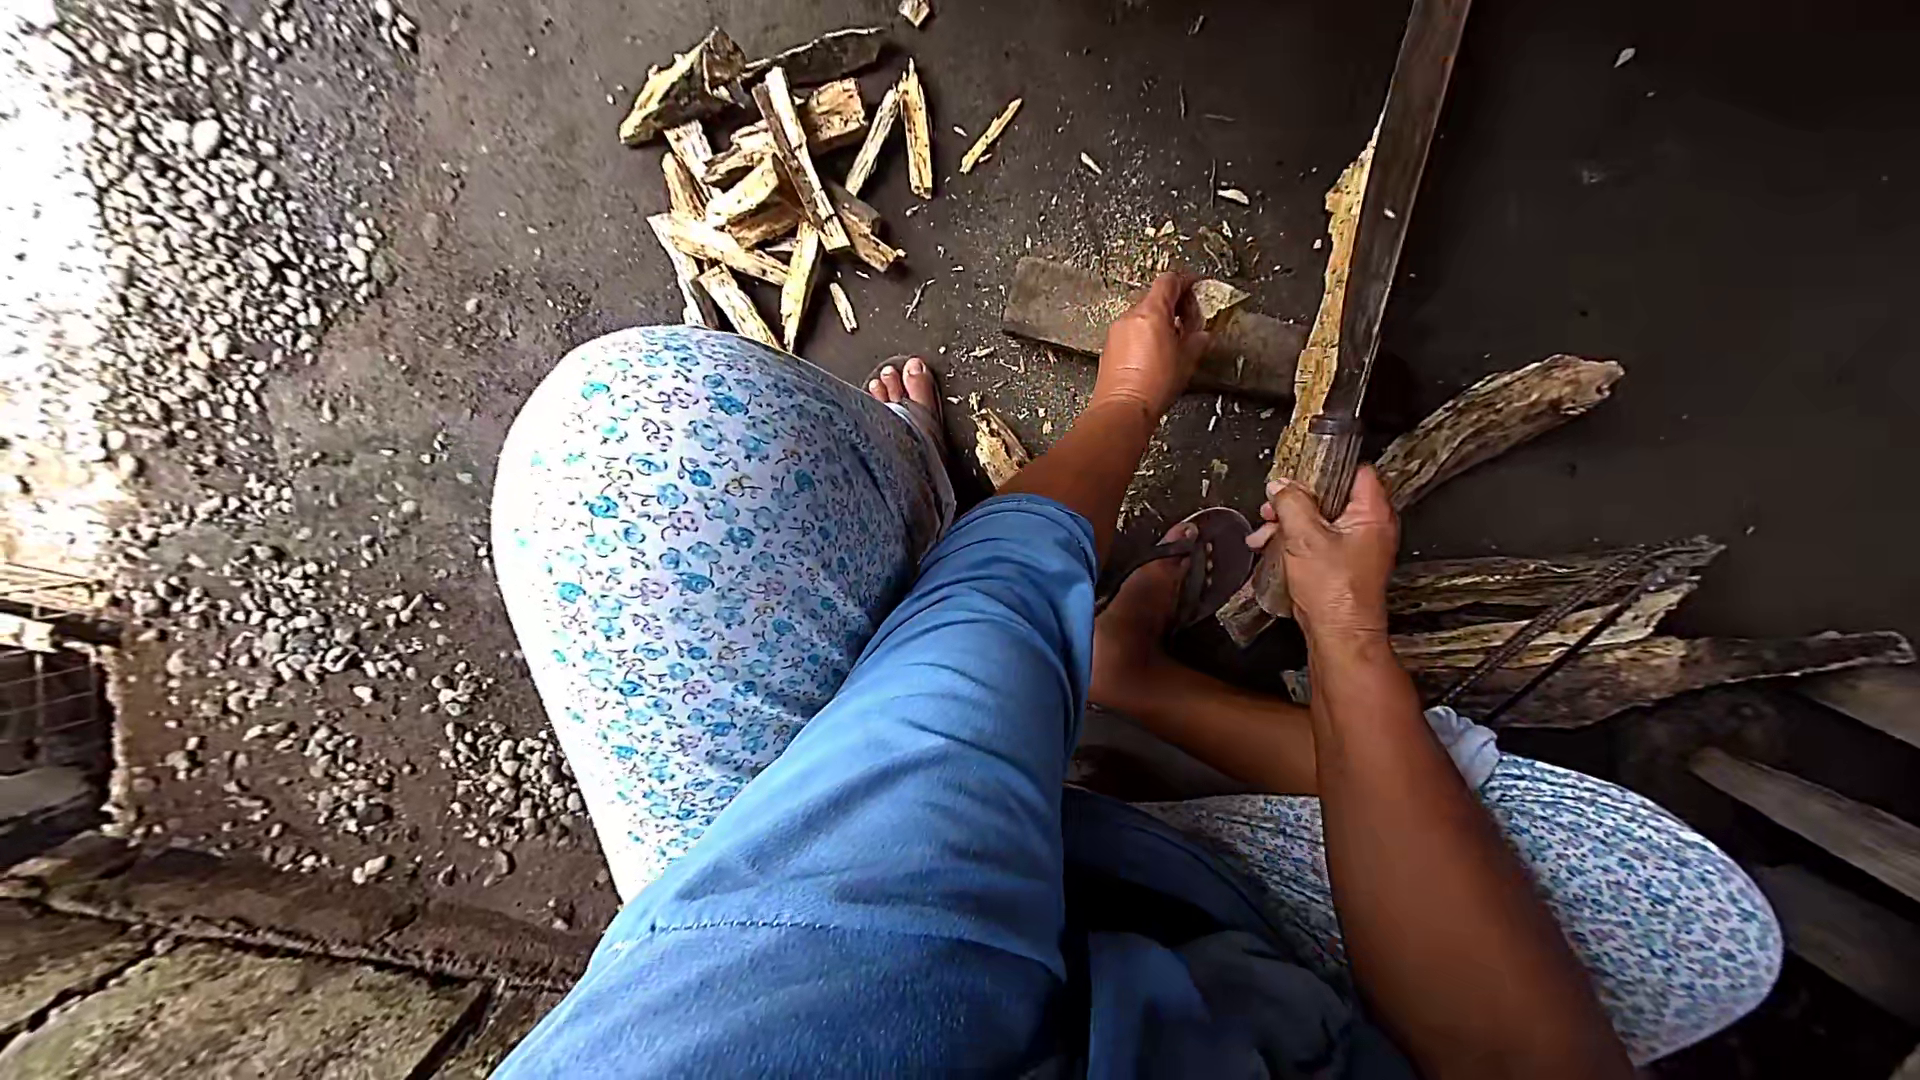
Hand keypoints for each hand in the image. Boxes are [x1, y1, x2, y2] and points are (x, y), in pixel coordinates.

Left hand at [1092, 272, 1209, 417]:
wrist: (1122, 409)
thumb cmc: (1153, 386)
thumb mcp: (1187, 360)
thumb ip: (1197, 339)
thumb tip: (1201, 335)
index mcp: (1151, 312)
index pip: (1169, 281)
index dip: (1186, 282)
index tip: (1196, 290)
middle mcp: (1130, 317)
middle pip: (1154, 298)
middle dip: (1174, 306)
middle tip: (1188, 323)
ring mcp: (1116, 332)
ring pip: (1141, 317)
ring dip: (1157, 323)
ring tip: (1172, 343)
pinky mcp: (1109, 348)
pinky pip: (1129, 333)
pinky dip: (1142, 337)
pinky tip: (1152, 356)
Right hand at [1245, 464, 1398, 639]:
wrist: (1338, 633)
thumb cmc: (1335, 593)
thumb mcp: (1304, 537)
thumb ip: (1291, 503)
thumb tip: (1280, 486)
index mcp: (1372, 514)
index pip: (1356, 472)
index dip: (1325, 469)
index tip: (1298, 473)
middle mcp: (1369, 527)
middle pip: (1330, 496)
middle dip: (1295, 500)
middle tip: (1273, 505)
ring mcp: (1356, 545)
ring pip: (1318, 518)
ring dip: (1288, 522)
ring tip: (1265, 532)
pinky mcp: (1341, 562)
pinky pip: (1315, 539)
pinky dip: (1292, 540)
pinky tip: (1270, 547)